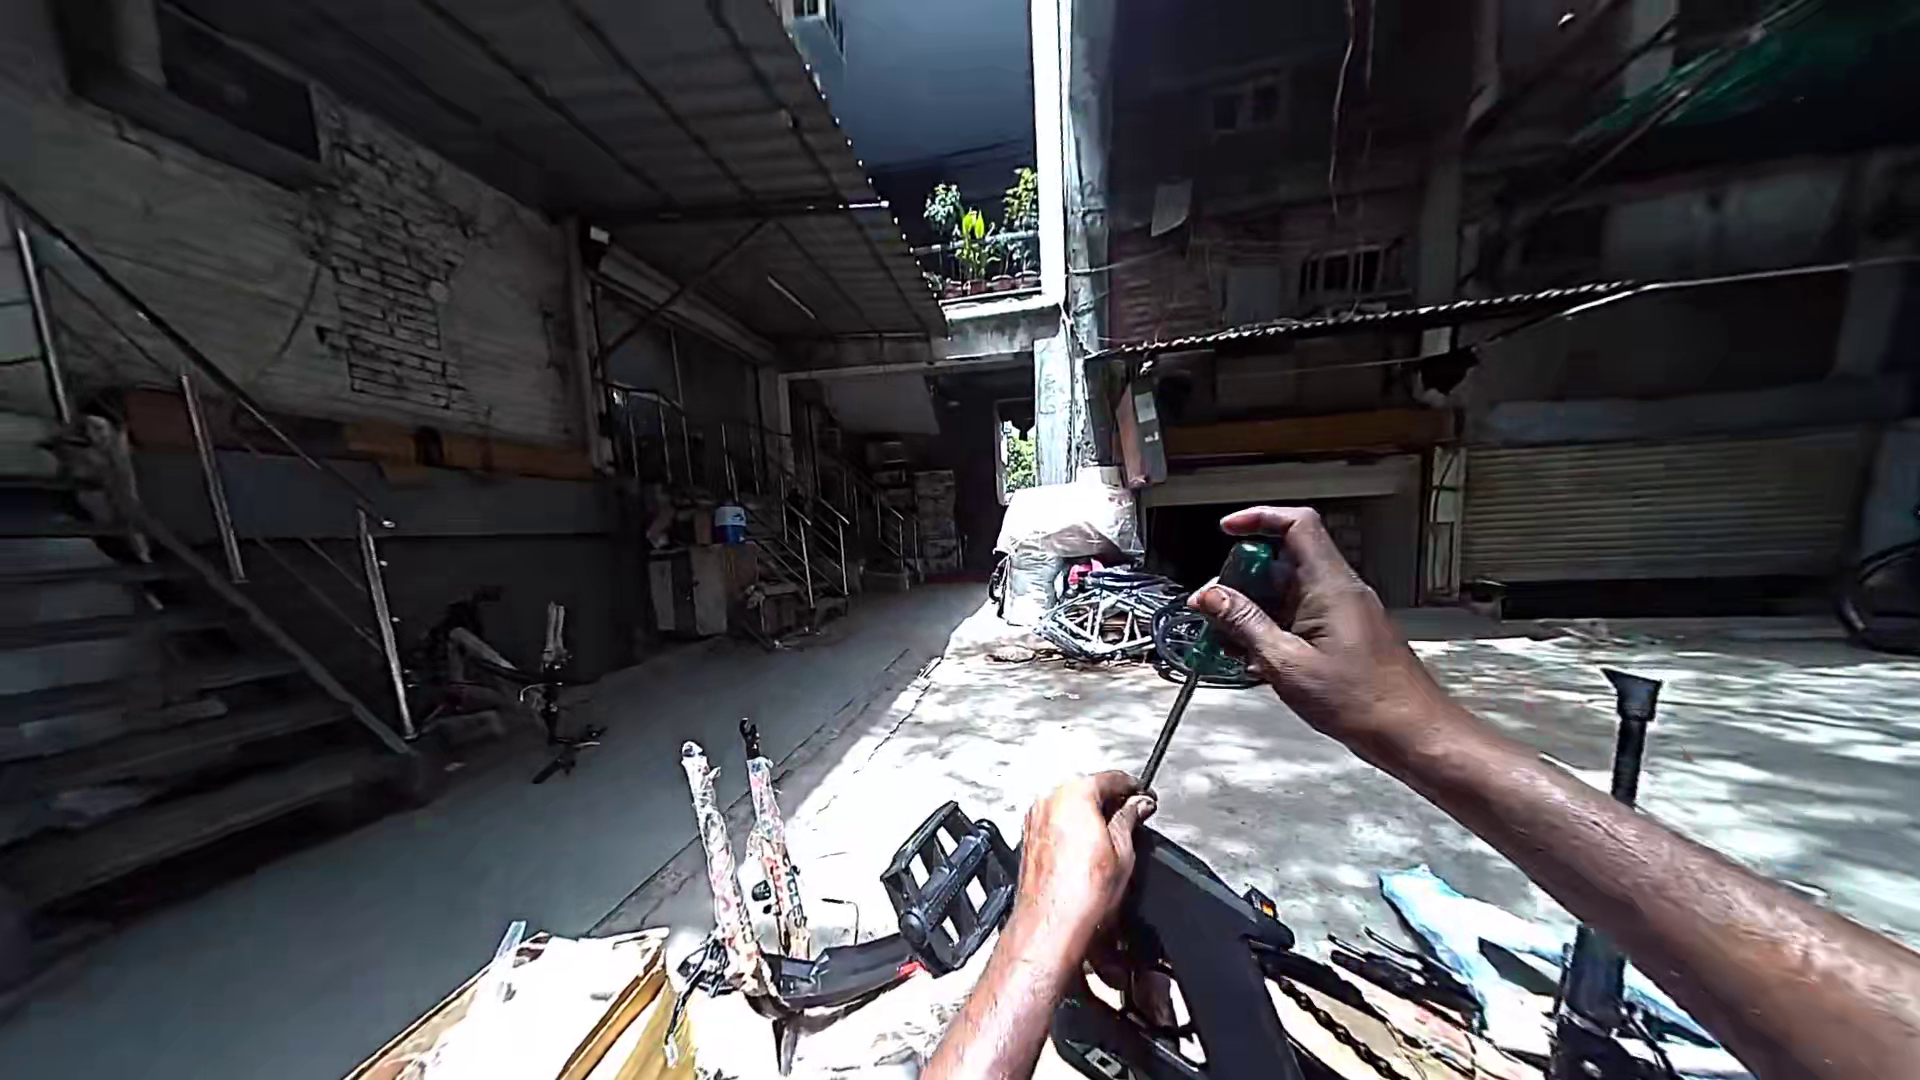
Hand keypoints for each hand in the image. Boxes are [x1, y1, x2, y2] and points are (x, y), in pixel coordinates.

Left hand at [1011, 771, 1155, 954]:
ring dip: (1091, 813)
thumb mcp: (1122, 852)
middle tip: (1134, 816)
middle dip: (1111, 801)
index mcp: (1075, 793)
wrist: (1049, 925)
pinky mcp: (1029, 834)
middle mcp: (1050, 798)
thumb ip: (1130, 819)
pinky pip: (1057, 819)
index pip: (1111, 778)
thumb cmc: (1081, 894)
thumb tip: (1138, 805)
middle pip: (1088, 788)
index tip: (1144, 796)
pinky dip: (1073, 826)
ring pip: (1070, 803)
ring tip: (1112, 837)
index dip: (1134, 787)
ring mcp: (1036, 816)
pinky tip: (1088, 848)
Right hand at [1190, 507, 1464, 759]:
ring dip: (1248, 608)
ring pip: (1280, 589)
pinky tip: (1250, 654)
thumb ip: (1244, 623)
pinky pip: (1291, 613)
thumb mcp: (1285, 661)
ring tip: (1227, 638)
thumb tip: (1210, 596)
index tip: (1226, 530)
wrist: (1412, 735)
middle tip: (1215, 606)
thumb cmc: (1364, 702)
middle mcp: (1335, 590)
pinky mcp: (1334, 632)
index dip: (1258, 518)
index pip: (1296, 525)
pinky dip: (1265, 626)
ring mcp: (1336, 611)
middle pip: (1278, 559)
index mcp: (1329, 586)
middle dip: (1239, 578)